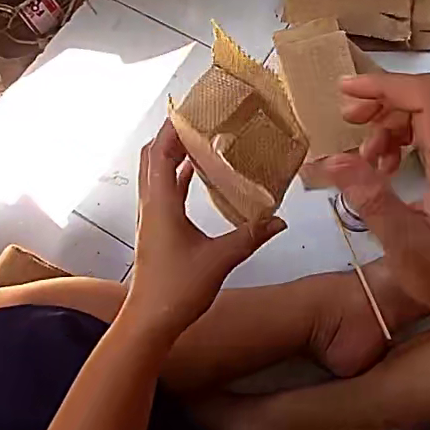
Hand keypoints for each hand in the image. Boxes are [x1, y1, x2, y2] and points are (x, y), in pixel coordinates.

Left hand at [122, 121, 285, 342]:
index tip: (191, 109)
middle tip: (197, 119)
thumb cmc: (177, 289)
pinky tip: (194, 171)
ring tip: (198, 137)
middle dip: (171, 134)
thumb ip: (250, 236)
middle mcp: (151, 203)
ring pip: (155, 171)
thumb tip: (279, 220)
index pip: (160, 153)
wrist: (150, 320)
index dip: (172, 128)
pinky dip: (176, 174)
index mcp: (160, 203)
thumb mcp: (219, 259)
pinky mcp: (157, 226)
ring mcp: (152, 215)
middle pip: (152, 156)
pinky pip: (163, 189)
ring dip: (171, 152)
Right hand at [322, 73, 429, 313]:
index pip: (428, 101)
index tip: (347, 92)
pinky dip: (397, 135)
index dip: (386, 88)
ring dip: (388, 118)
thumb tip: (333, 160)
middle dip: (383, 96)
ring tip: (362, 151)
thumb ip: (370, 198)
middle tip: (348, 116)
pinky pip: (427, 130)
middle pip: (429, 97)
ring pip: (427, 111)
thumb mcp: (402, 243)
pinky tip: (380, 164)